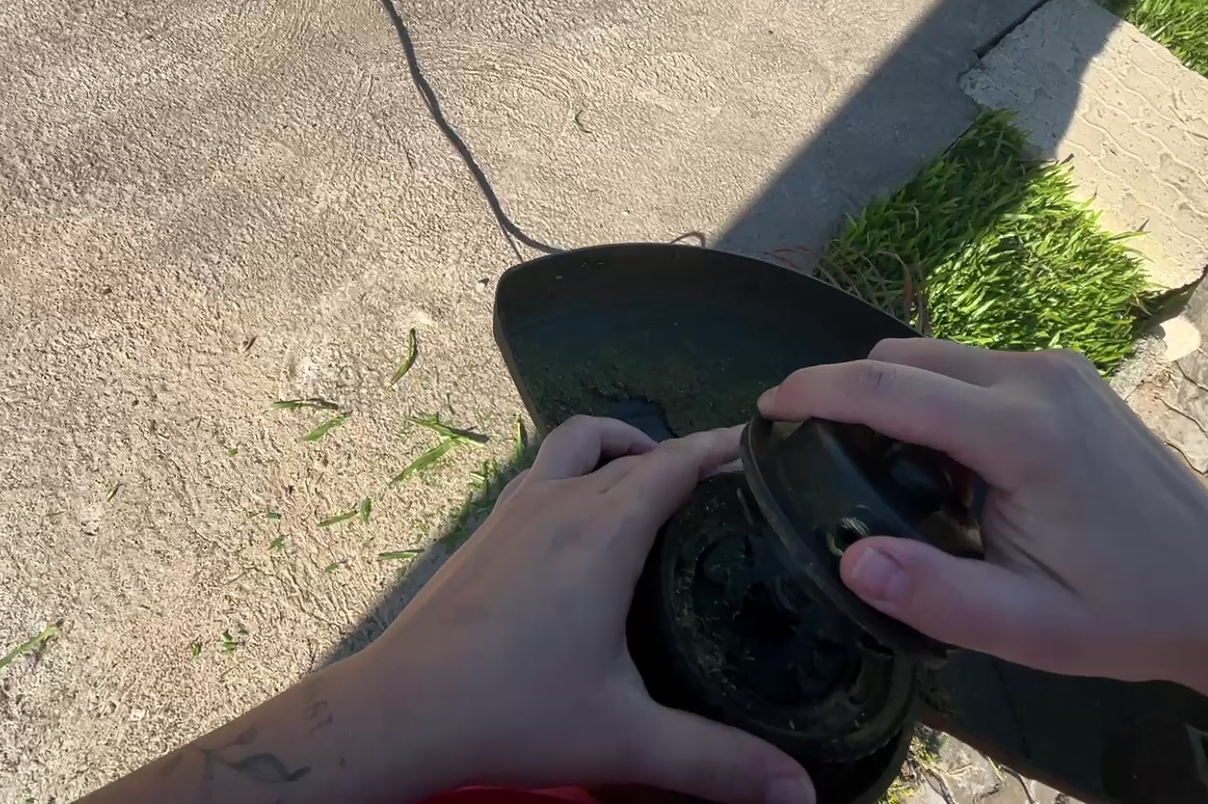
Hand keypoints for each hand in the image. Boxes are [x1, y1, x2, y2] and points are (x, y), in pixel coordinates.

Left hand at [349, 415, 815, 803]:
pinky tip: (583, 510)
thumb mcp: (625, 737)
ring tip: (652, 476)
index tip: (755, 446)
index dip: (717, 448)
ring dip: (622, 443)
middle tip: (723, 484)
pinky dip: (581, 464)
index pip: (674, 464)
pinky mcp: (491, 519)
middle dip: (682, 454)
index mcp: (604, 530)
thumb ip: (716, 762)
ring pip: (579, 440)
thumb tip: (803, 796)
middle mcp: (563, 498)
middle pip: (635, 452)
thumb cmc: (517, 709)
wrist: (404, 704)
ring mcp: (519, 502)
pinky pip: (547, 465)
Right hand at [759, 338, 1207, 688]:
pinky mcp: (1060, 372)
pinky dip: (928, 398)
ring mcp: (1053, 367)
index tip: (767, 407)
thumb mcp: (1031, 632)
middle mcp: (1035, 377)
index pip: (888, 386)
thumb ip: (938, 599)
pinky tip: (947, 461)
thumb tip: (850, 559)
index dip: (815, 390)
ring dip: (888, 396)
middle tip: (819, 453)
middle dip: (845, 392)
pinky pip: (961, 366)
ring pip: (928, 355)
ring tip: (890, 470)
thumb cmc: (1130, 617)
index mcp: (1024, 433)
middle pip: (900, 357)